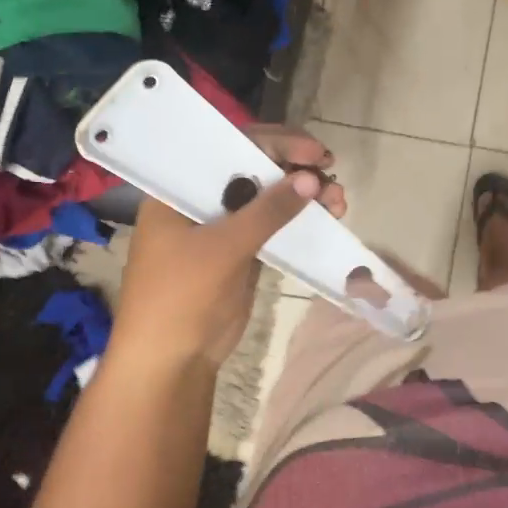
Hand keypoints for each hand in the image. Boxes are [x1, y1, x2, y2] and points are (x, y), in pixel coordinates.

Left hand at [114, 127, 344, 368]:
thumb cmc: (181, 296)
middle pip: (252, 168)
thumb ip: (268, 211)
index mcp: (178, 189)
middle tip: (330, 169)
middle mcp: (198, 200)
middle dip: (294, 168)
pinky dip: (299, 218)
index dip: (274, 143)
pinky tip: (327, 216)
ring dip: (303, 194)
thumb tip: (311, 179)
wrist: (170, 363)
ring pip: (268, 196)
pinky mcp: (240, 250)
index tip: (312, 151)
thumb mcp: (223, 248)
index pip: (229, 148)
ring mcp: (221, 226)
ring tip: (338, 201)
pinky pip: (273, 223)